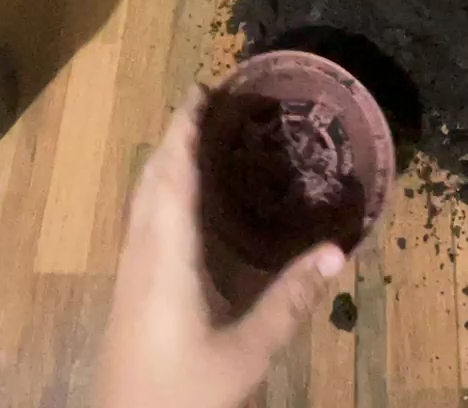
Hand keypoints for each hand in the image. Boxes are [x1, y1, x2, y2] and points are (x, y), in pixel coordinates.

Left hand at [95, 88, 347, 407]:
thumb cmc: (183, 394)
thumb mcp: (246, 353)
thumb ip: (290, 300)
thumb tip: (338, 249)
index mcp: (167, 254)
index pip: (172, 174)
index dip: (183, 129)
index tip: (199, 90)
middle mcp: (142, 251)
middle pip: (152, 176)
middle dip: (174, 134)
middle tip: (206, 102)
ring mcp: (130, 270)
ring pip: (142, 196)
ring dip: (164, 158)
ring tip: (192, 136)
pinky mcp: (129, 288)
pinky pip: (142, 216)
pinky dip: (159, 186)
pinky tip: (177, 200)